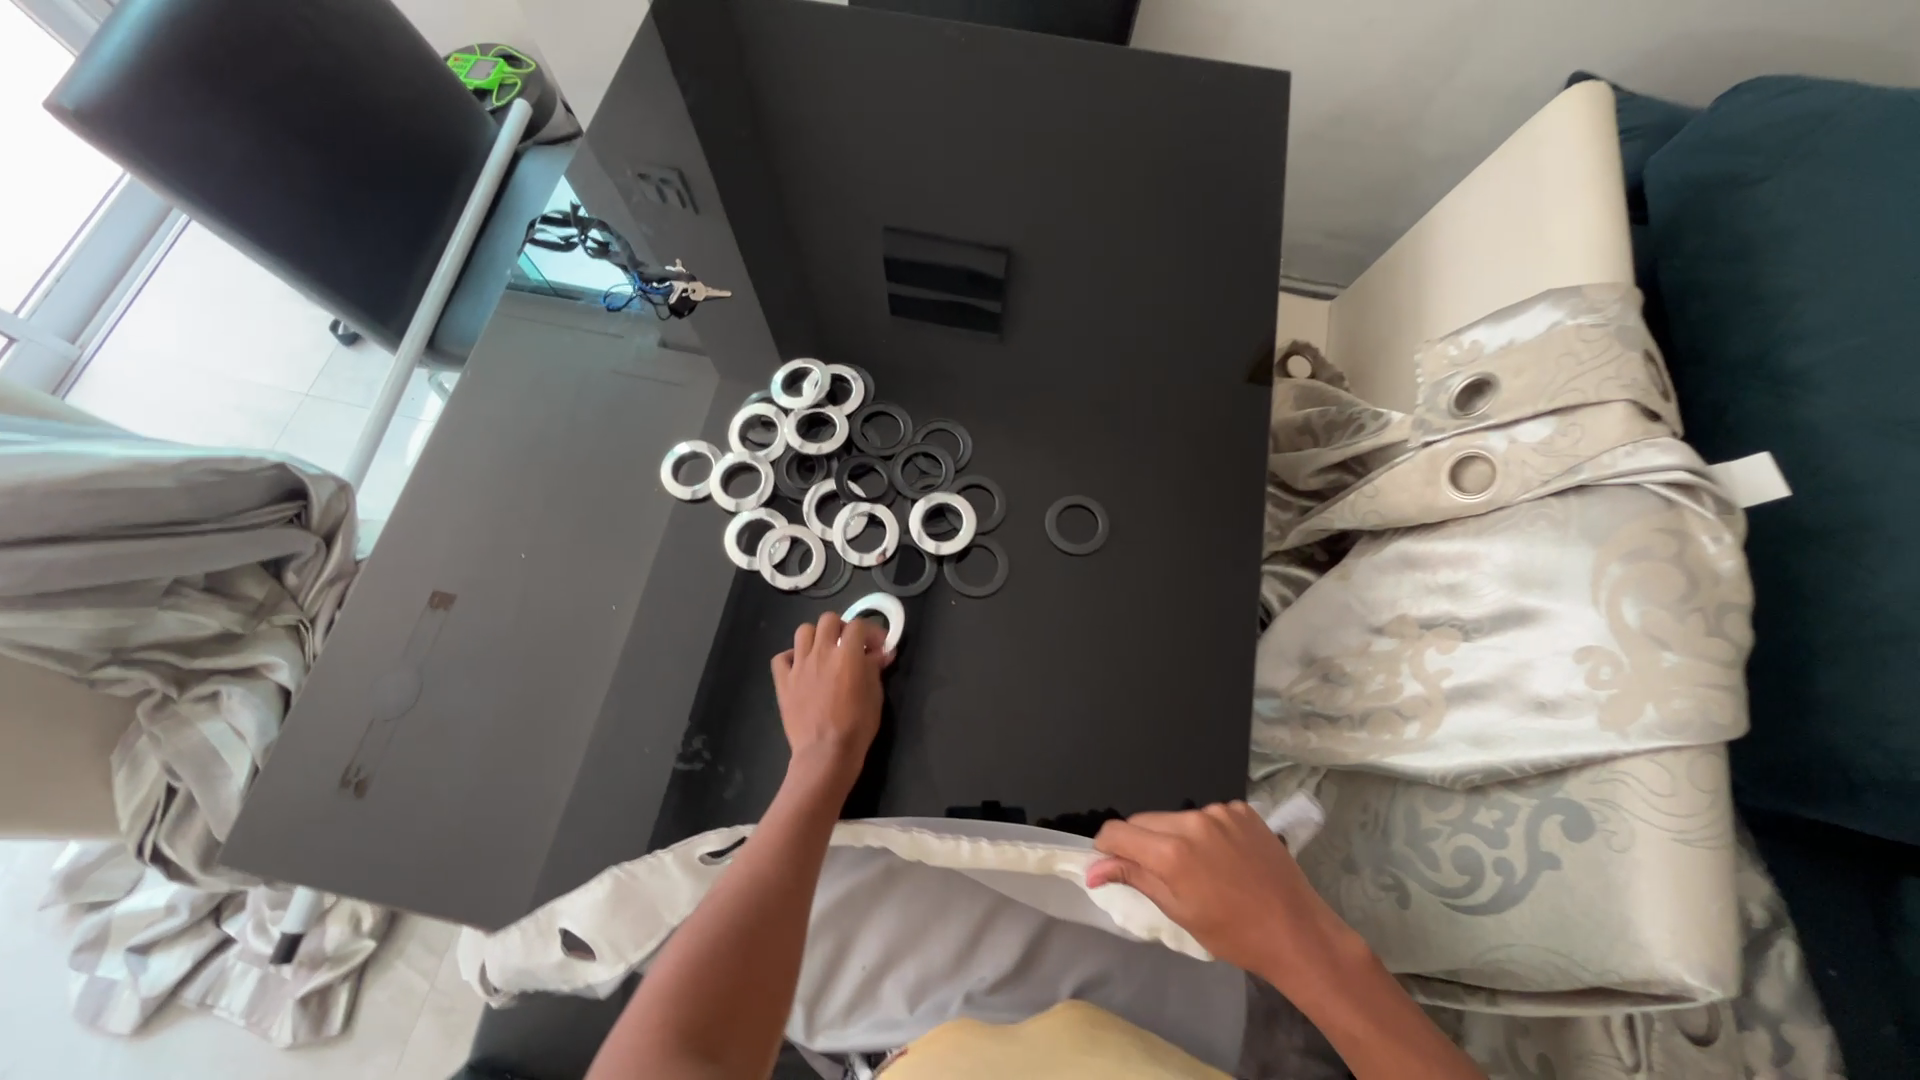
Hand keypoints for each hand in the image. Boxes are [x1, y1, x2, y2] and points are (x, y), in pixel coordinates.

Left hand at [770, 613, 891, 787]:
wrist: (825, 753)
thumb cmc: (857, 726)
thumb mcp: (875, 695)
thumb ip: (875, 668)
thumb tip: (880, 653)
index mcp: (847, 655)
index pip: (859, 626)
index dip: (871, 632)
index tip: (878, 647)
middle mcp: (821, 653)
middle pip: (828, 620)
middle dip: (843, 628)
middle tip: (850, 645)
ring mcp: (799, 666)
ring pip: (803, 631)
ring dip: (817, 637)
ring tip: (824, 652)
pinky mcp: (783, 682)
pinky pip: (781, 658)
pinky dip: (791, 658)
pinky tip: (801, 668)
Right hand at [1087, 801, 1368, 989]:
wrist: (1297, 932)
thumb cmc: (1233, 934)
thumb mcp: (1178, 911)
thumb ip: (1134, 878)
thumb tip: (1093, 870)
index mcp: (1172, 852)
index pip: (1117, 831)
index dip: (1106, 847)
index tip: (1109, 862)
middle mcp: (1193, 821)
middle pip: (1144, 820)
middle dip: (1139, 842)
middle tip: (1155, 872)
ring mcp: (1220, 812)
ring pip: (1175, 817)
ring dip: (1173, 835)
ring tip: (1195, 866)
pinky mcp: (1242, 809)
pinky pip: (1207, 815)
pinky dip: (1204, 831)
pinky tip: (1221, 856)